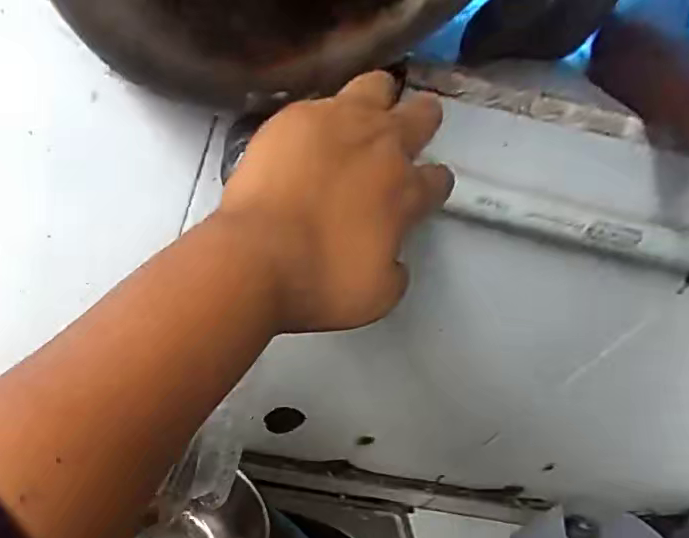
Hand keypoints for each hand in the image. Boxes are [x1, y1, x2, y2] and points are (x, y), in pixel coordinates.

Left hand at [212, 71, 454, 334]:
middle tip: (390, 151)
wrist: (252, 261)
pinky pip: (311, 107)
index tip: (413, 200)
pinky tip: (294, 147)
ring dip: (372, 104)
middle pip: (420, 115)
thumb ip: (394, 273)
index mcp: (403, 192)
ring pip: (375, 87)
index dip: (427, 190)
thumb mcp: (373, 298)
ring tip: (350, 129)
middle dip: (415, 129)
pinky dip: (310, 125)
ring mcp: (335, 123)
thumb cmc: (313, 285)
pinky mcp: (290, 120)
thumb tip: (393, 262)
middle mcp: (380, 145)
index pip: (436, 180)